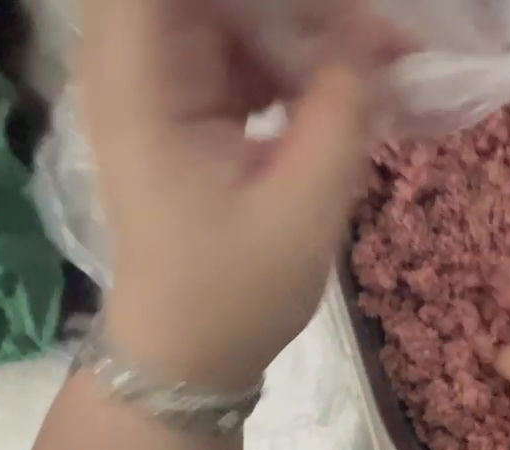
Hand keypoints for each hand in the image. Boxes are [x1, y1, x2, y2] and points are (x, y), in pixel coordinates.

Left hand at [79, 0, 394, 388]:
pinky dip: (289, 60)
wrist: (191, 355)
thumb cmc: (237, 293)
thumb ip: (343, 111)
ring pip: (230, 10)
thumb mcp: (305, 208)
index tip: (337, 9)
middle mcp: (133, 59)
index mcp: (139, 75)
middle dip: (295, 5)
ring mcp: (157, 82)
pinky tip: (338, 87)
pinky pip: (238, 51)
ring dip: (299, 25)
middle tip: (370, 35)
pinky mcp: (183, 107)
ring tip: (368, 59)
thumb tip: (376, 34)